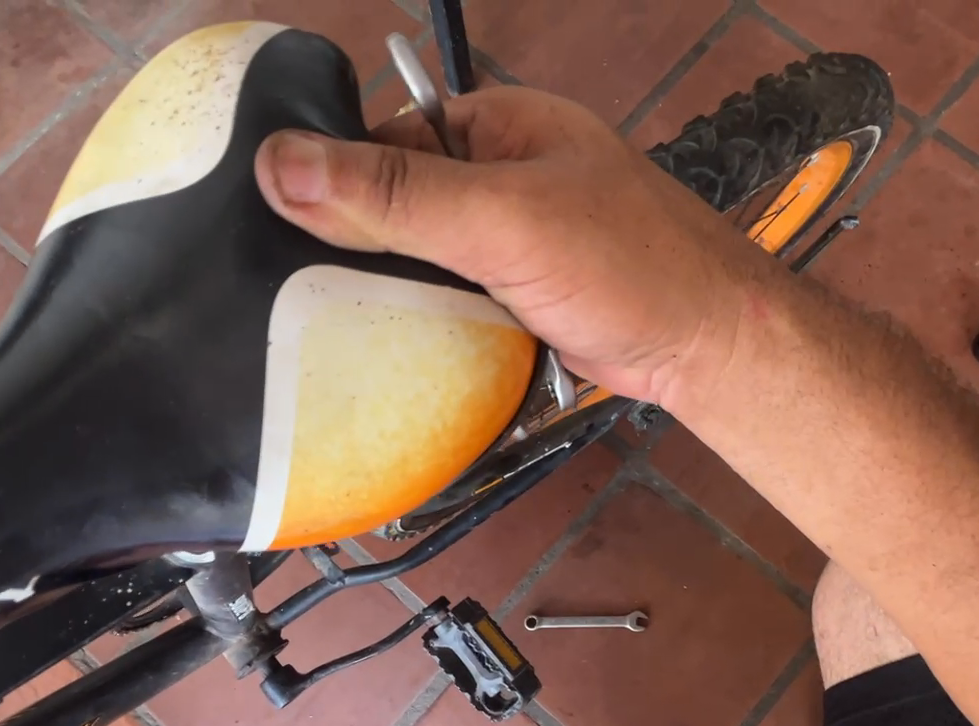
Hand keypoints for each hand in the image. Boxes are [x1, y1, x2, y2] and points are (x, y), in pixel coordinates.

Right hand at [253, 86, 787, 406]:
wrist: (701, 344)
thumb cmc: (622, 264)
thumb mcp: (504, 219)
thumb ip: (399, 196)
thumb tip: (277, 164)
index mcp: (499, 128)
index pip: (389, 135)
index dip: (336, 171)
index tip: (277, 222)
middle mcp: (501, 178)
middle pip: (401, 199)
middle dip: (356, 236)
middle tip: (290, 286)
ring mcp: (511, 243)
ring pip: (426, 256)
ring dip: (386, 284)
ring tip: (318, 318)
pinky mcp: (519, 298)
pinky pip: (453, 298)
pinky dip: (423, 316)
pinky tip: (383, 341)